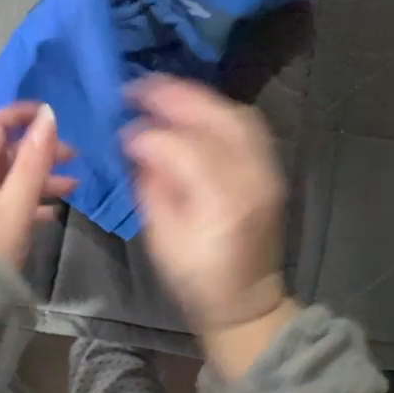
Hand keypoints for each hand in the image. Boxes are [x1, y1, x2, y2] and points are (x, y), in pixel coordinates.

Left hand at [0, 102, 76, 270]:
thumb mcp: (17, 202)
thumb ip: (34, 160)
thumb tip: (47, 116)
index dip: (19, 114)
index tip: (49, 114)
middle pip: (5, 153)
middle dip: (39, 150)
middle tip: (74, 156)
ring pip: (9, 179)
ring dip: (40, 177)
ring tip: (73, 186)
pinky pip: (7, 202)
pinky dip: (31, 199)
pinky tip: (52, 211)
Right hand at [124, 76, 296, 375]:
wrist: (249, 303)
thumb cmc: (197, 279)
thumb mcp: (161, 239)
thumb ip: (150, 185)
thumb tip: (136, 143)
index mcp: (221, 203)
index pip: (182, 148)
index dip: (148, 135)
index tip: (123, 133)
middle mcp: (251, 179)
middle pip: (216, 119)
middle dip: (174, 97)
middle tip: (137, 88)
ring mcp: (267, 171)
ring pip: (235, 115)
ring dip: (197, 98)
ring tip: (162, 92)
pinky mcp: (271, 169)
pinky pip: (247, 125)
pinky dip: (218, 109)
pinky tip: (193, 109)